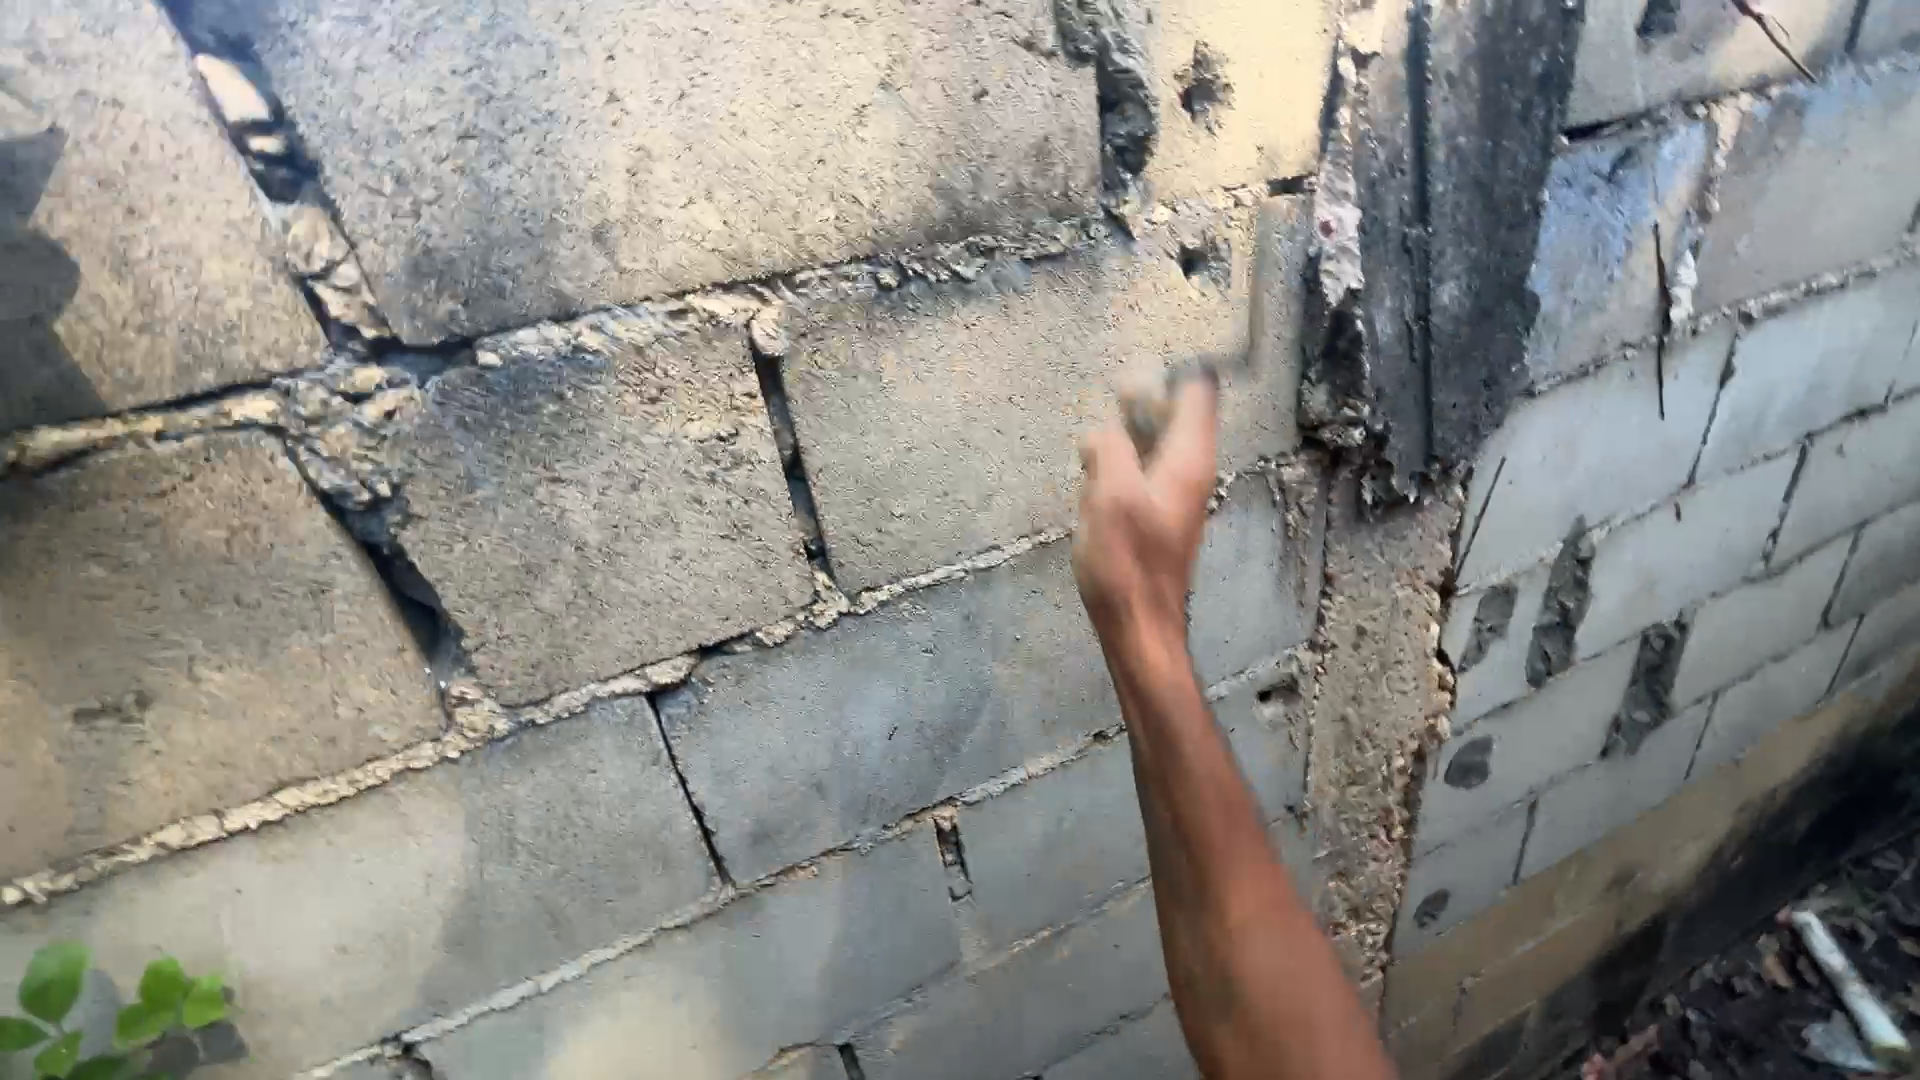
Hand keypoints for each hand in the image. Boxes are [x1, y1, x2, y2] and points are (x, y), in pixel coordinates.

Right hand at [1072, 375, 1218, 647]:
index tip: (1129, 381)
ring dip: (1122, 440)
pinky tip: (1094, 487)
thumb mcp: (1109, 495)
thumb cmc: (1126, 561)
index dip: (1168, 373)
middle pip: (1174, 412)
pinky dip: (1118, 467)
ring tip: (1093, 460)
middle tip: (1101, 423)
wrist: (1138, 623)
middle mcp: (1191, 469)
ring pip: (1153, 442)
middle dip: (1136, 406)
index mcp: (1189, 457)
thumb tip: (1103, 433)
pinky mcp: (1157, 512)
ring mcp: (1175, 492)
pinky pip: (1141, 471)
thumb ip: (1109, 449)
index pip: (1199, 390)